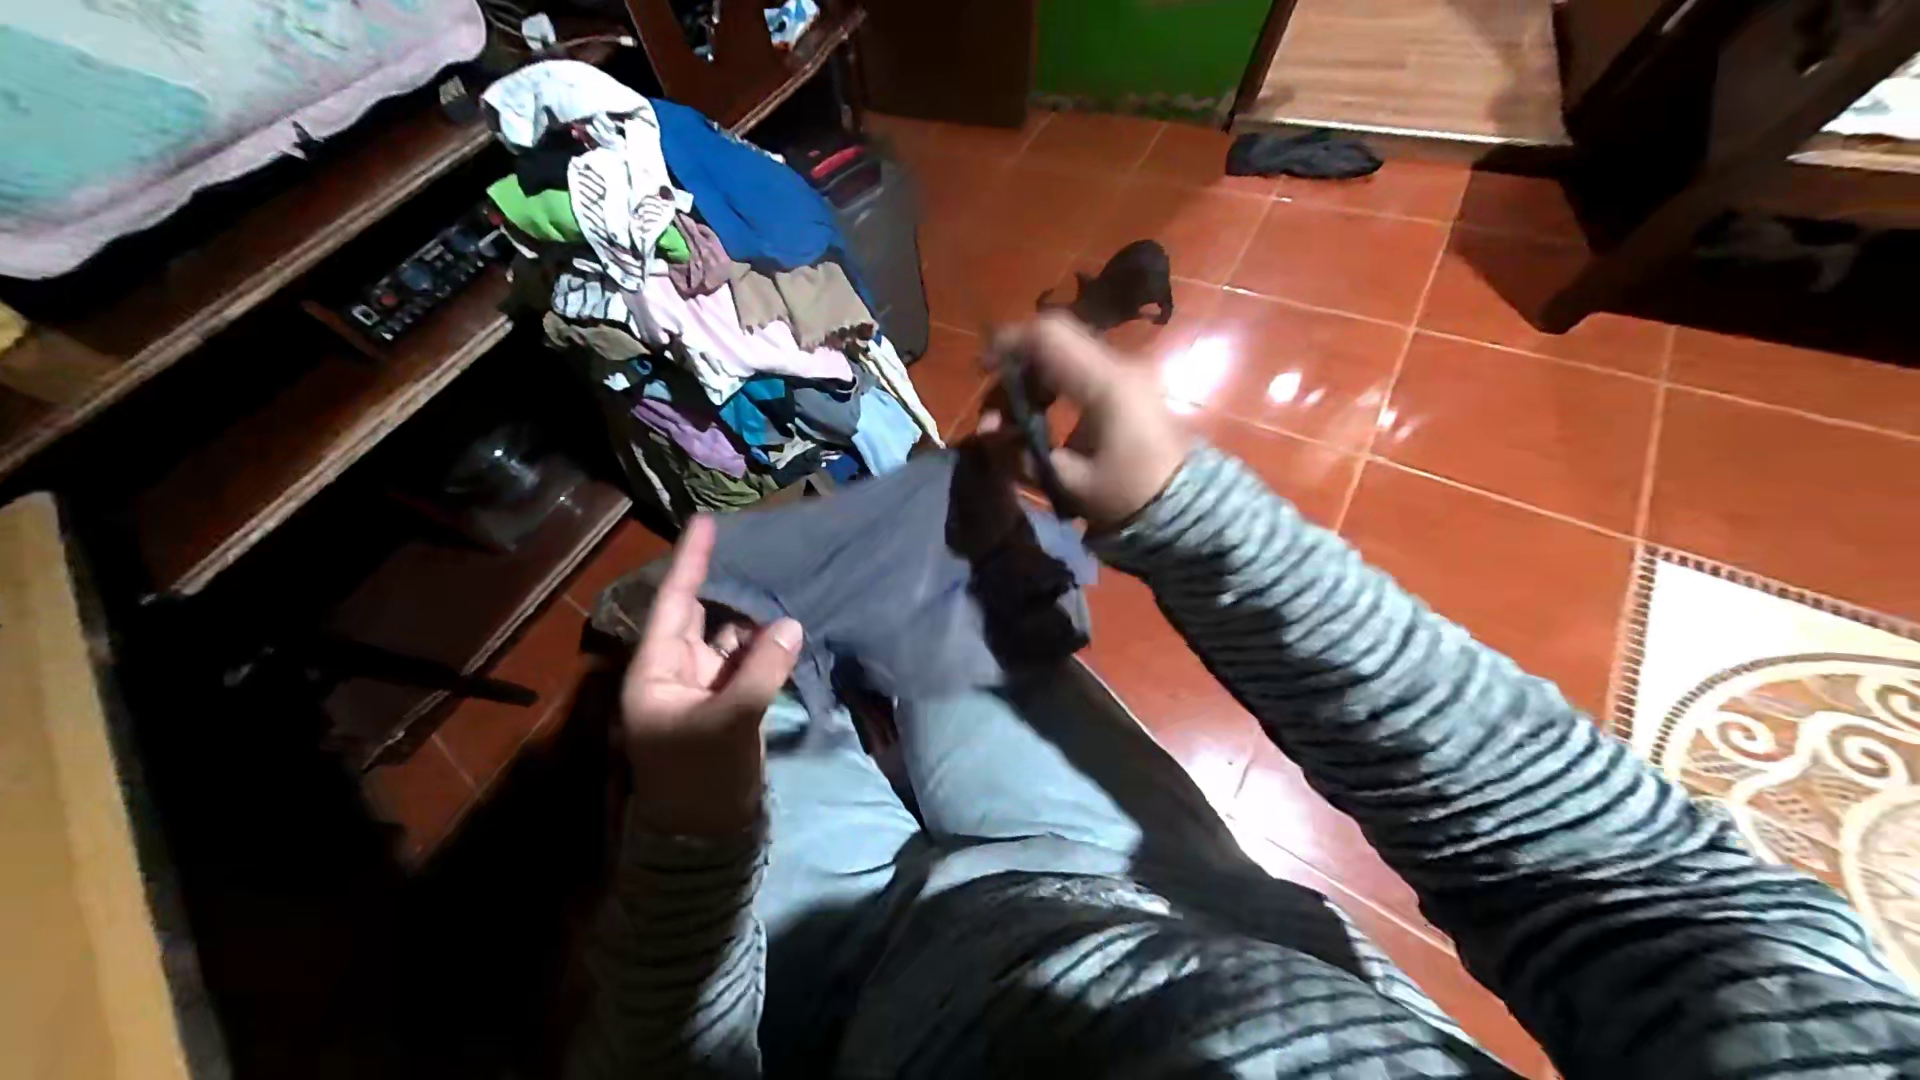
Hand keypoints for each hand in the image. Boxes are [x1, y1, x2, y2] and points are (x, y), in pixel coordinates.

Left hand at [620, 515, 801, 834]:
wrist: (707, 836)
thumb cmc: (698, 779)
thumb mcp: (727, 723)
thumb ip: (761, 671)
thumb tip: (792, 623)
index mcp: (657, 670)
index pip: (674, 604)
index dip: (690, 564)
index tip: (706, 523)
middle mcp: (679, 669)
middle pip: (707, 614)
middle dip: (734, 586)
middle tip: (765, 550)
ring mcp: (708, 685)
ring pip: (734, 636)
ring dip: (758, 615)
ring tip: (787, 580)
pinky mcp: (733, 699)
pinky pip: (752, 659)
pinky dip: (770, 643)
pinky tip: (791, 624)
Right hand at [981, 312, 1187, 531]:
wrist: (1184, 507)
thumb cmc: (1127, 495)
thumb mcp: (1068, 482)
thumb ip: (1022, 452)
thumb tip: (991, 433)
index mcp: (1104, 383)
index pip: (1048, 337)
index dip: (1008, 344)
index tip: (981, 368)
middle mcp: (1118, 365)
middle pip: (1054, 339)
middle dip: (1016, 366)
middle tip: (995, 404)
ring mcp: (1127, 371)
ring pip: (1066, 351)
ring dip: (1033, 376)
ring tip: (1013, 417)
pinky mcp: (1129, 384)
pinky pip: (1082, 367)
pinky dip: (1053, 381)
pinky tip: (1040, 411)